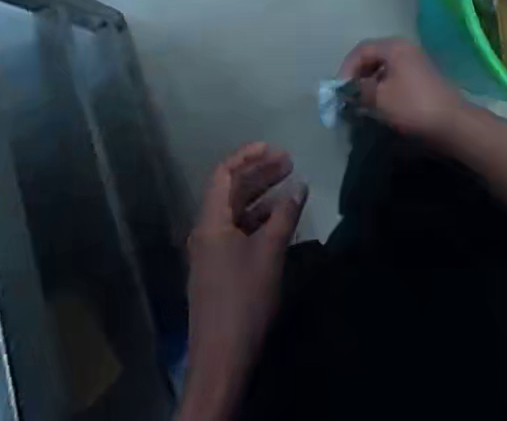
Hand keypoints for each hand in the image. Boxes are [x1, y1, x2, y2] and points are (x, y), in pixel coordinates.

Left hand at [181, 143, 306, 417]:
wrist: (221, 359)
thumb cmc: (244, 299)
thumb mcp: (270, 252)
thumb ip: (285, 214)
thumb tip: (300, 185)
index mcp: (210, 222)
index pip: (223, 174)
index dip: (247, 155)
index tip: (275, 147)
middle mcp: (206, 232)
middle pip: (230, 190)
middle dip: (259, 172)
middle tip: (289, 162)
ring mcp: (211, 252)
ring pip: (235, 210)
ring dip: (261, 195)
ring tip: (290, 184)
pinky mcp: (219, 269)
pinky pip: (238, 230)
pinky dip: (258, 218)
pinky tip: (280, 218)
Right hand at [340, 37, 470, 143]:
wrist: (452, 122)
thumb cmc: (413, 106)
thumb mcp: (380, 98)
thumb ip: (358, 90)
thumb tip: (345, 90)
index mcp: (394, 46)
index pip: (361, 50)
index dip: (346, 69)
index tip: (339, 91)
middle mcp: (405, 48)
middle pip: (372, 56)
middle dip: (357, 75)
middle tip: (348, 97)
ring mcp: (414, 61)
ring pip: (382, 67)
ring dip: (369, 83)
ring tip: (361, 103)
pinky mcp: (420, 77)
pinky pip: (394, 76)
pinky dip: (382, 87)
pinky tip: (379, 104)